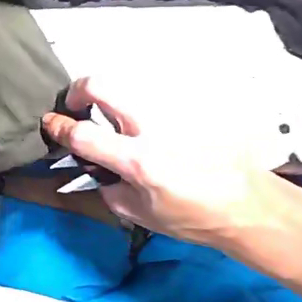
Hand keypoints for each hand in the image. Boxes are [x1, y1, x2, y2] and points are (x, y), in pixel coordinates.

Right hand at [40, 77, 301, 271]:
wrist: (250, 207)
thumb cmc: (194, 217)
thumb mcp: (138, 213)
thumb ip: (107, 184)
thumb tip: (92, 165)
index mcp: (139, 161)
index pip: (83, 134)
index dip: (58, 126)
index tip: (51, 123)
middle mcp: (155, 130)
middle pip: (101, 85)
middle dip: (79, 90)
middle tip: (77, 106)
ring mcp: (175, 113)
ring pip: (128, 83)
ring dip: (112, 98)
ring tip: (115, 118)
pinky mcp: (193, 107)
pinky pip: (156, 94)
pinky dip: (142, 105)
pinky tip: (149, 125)